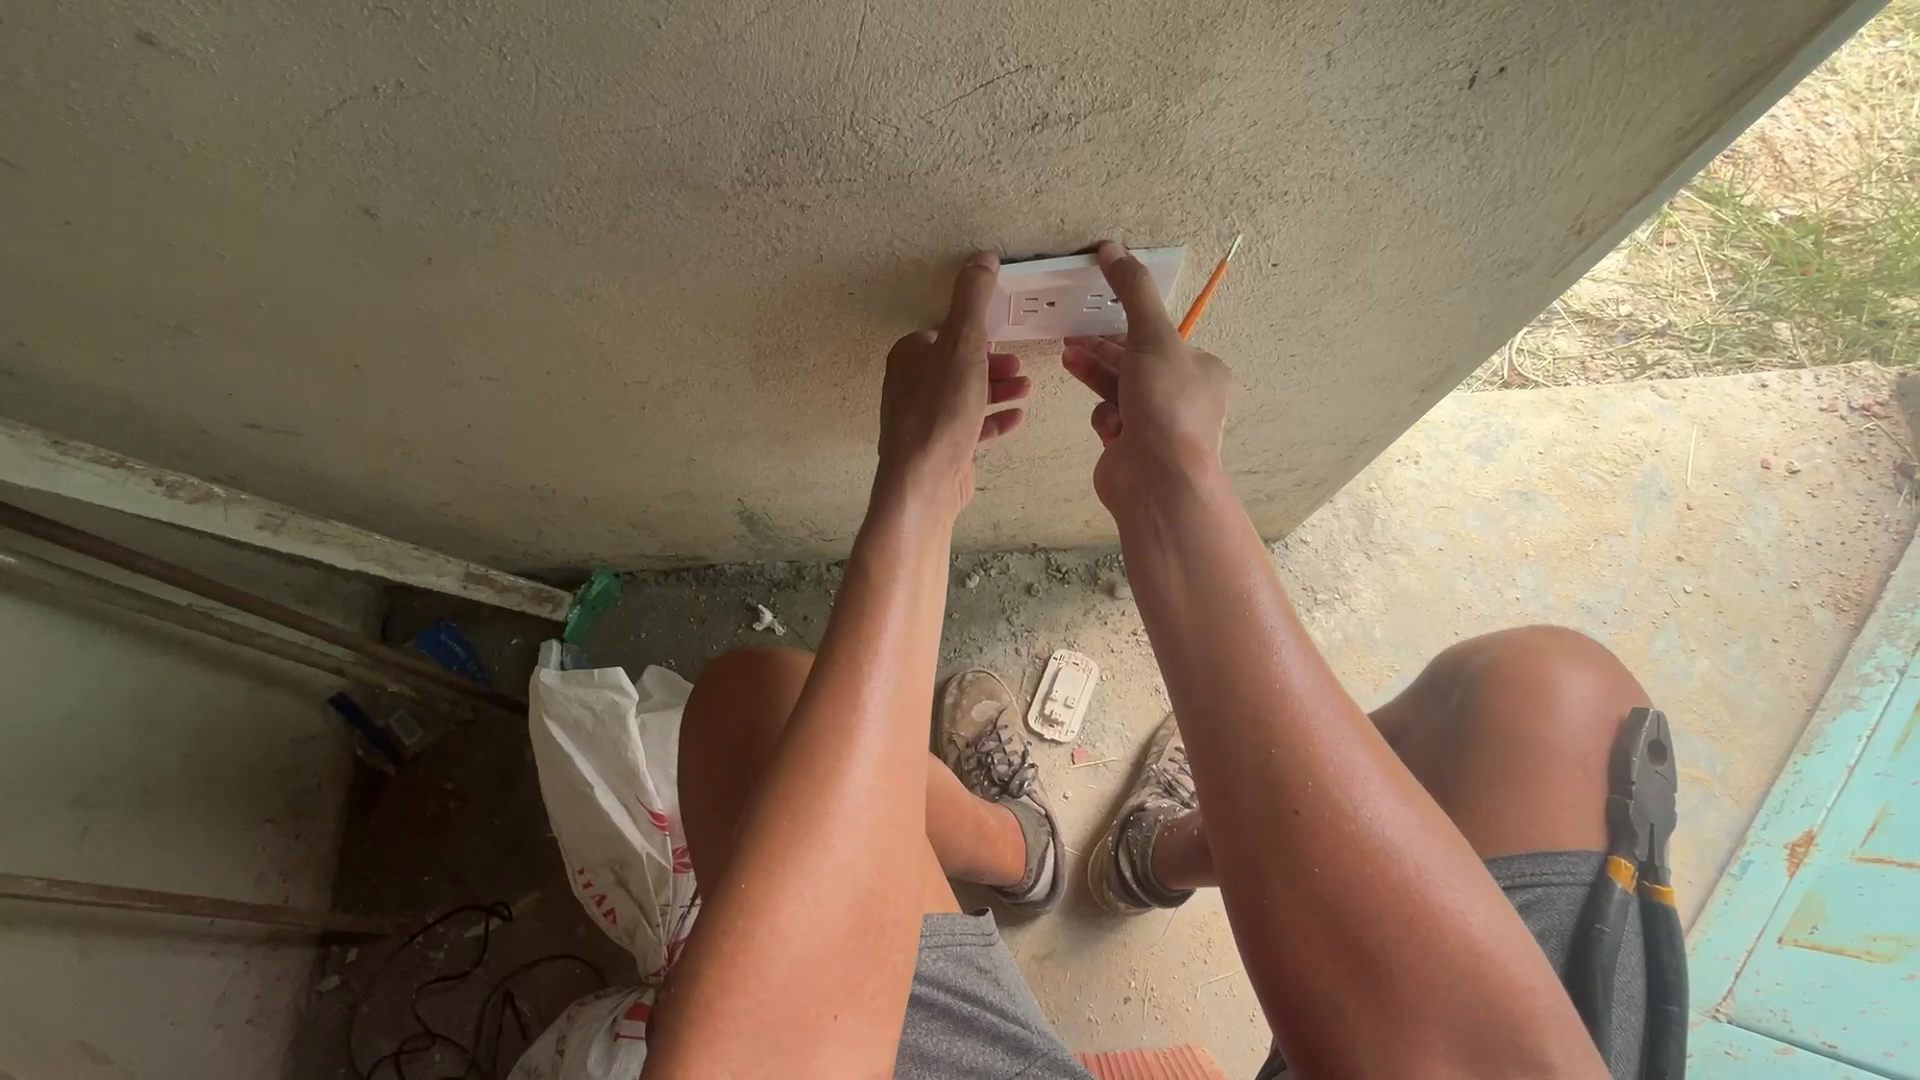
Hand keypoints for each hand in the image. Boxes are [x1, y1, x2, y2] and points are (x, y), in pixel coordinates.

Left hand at [875, 252, 1029, 516]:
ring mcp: (925, 420)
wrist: (925, 481)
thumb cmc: (939, 412)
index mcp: (909, 357)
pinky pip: (971, 427)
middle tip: (1019, 368)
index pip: (945, 334)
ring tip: (1025, 390)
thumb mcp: (963, 346)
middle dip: (993, 365)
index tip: (1001, 337)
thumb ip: (973, 302)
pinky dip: (995, 420)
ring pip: (967, 396)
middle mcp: (911, 386)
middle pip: (959, 365)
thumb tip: (982, 260)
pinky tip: (1017, 418)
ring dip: (998, 390)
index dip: (976, 335)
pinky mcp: (940, 447)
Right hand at [1061, 241, 1231, 511]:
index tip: (1099, 311)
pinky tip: (1107, 424)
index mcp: (1202, 369)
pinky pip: (1112, 421)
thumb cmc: (1166, 406)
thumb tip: (1113, 247)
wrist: (1158, 479)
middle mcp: (1184, 397)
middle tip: (1073, 336)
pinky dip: (1106, 419)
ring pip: (1119, 390)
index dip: (1127, 324)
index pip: (1160, 338)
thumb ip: (1132, 292)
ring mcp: (1158, 426)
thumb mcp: (1153, 337)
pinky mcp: (1133, 448)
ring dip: (1095, 374)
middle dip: (1103, 349)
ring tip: (1068, 357)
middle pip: (1136, 362)